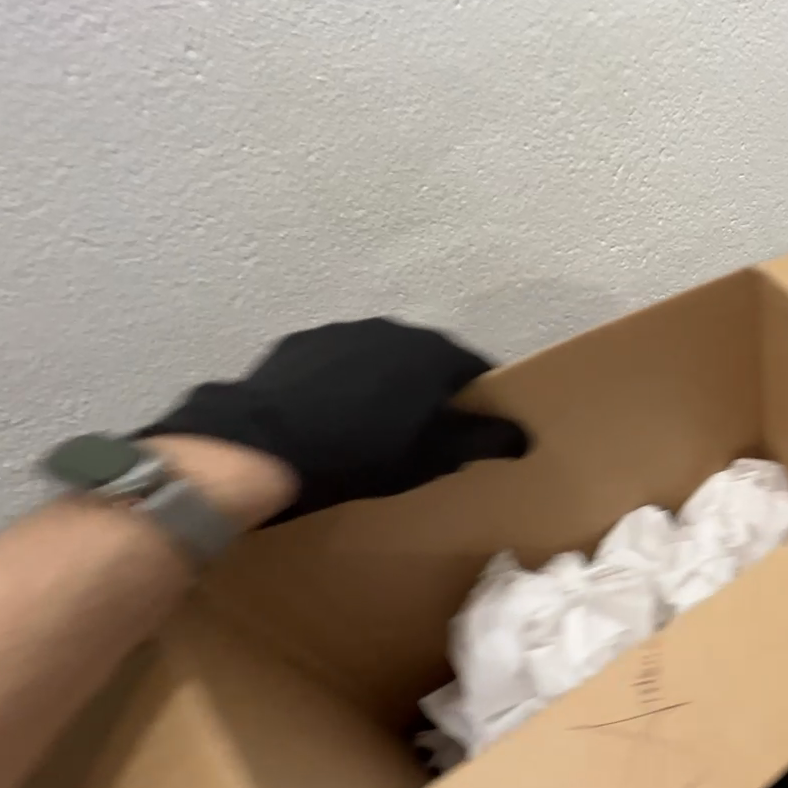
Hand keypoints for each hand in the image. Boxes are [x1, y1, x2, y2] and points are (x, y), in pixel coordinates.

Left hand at [138, 319, 528, 523]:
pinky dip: (351, 385)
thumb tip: (525, 436)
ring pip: (387, 361)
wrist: (261, 448)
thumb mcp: (440, 456)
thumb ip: (490, 440)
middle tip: (433, 432)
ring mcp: (343, 333)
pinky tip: (339, 418)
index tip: (480, 430)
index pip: (480, 373)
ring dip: (393, 386)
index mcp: (436, 353)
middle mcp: (395, 331)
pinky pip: (344, 365)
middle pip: (433, 363)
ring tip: (381, 426)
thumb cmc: (367, 451)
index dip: (485, 403)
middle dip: (438, 392)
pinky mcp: (300, 345)